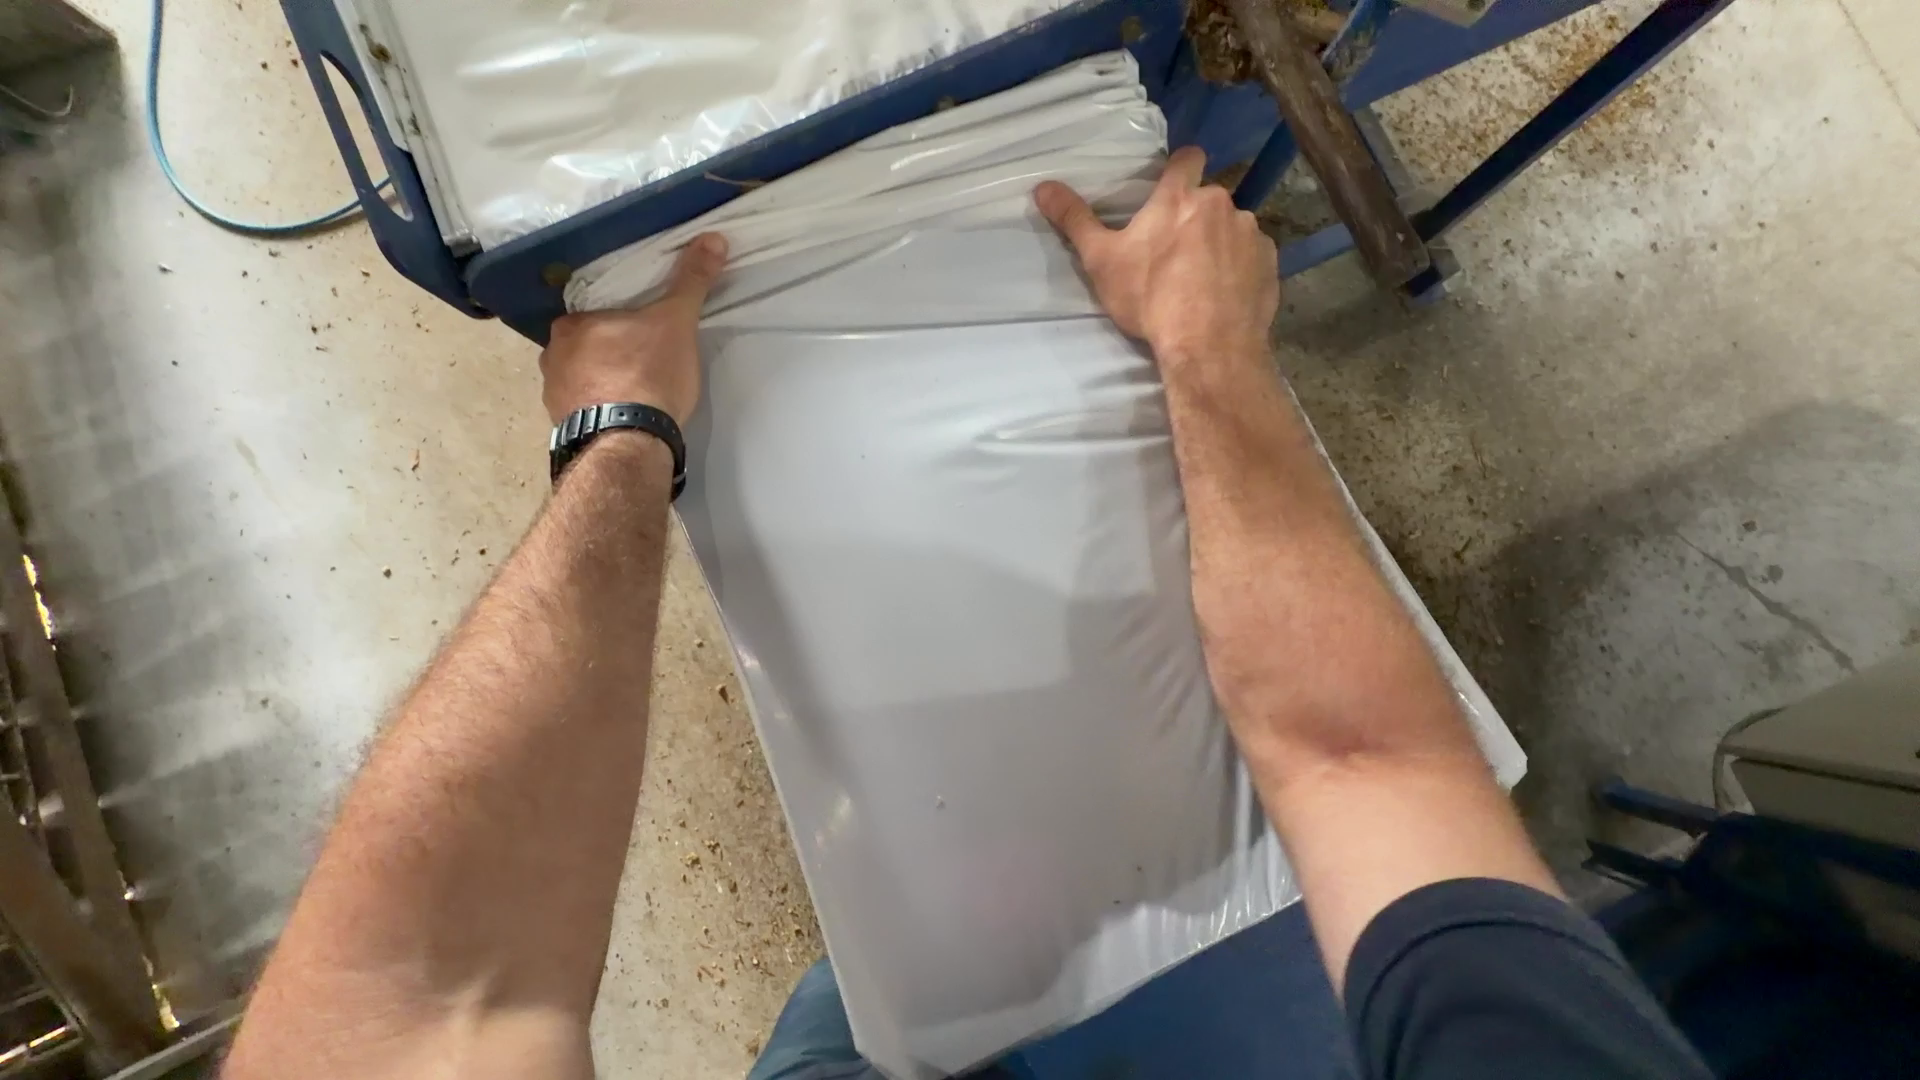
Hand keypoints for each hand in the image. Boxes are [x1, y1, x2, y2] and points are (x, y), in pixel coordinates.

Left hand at [539, 233, 728, 425]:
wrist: (629, 440)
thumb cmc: (648, 373)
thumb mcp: (676, 322)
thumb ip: (691, 282)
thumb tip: (713, 238)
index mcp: (572, 324)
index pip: (595, 314)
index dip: (620, 323)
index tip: (642, 334)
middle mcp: (551, 354)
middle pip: (584, 346)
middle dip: (609, 353)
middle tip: (643, 364)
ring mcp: (553, 393)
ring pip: (580, 379)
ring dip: (601, 384)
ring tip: (633, 396)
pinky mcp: (563, 425)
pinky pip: (582, 409)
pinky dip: (599, 410)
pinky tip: (621, 418)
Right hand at [1034, 146, 1278, 367]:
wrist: (1206, 346)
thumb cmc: (1150, 299)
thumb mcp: (1102, 262)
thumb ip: (1074, 221)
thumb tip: (1041, 187)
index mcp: (1180, 197)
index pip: (1187, 158)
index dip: (1179, 169)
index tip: (1169, 191)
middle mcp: (1221, 204)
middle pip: (1208, 200)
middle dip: (1194, 219)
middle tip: (1174, 255)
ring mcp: (1251, 234)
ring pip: (1232, 229)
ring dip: (1218, 245)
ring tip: (1200, 282)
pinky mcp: (1270, 264)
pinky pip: (1252, 258)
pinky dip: (1239, 270)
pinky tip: (1223, 296)